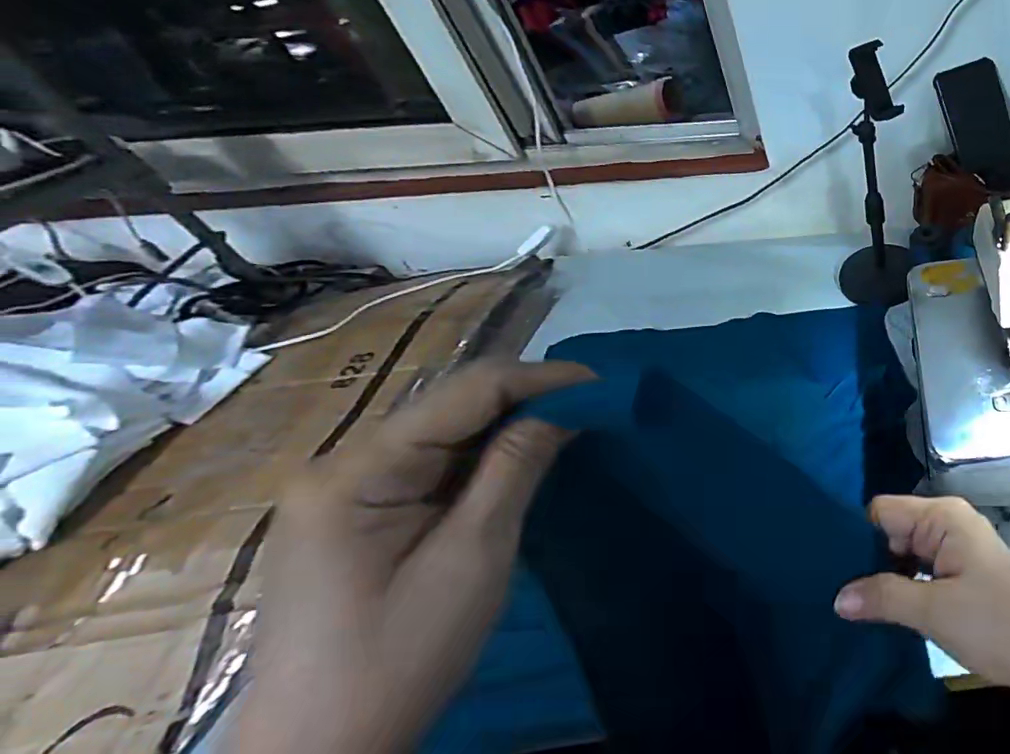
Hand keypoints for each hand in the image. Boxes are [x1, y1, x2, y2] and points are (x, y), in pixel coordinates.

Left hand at [227, 360, 595, 753]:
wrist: (321, 752)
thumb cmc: (398, 656)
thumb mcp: (473, 555)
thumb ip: (516, 467)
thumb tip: (567, 406)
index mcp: (356, 472)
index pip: (466, 392)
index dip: (540, 379)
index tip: (602, 385)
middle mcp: (343, 464)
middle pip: (453, 403)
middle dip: (529, 397)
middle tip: (594, 406)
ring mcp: (347, 488)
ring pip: (448, 428)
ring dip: (512, 423)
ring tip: (572, 424)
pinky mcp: (361, 511)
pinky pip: (436, 459)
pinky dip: (487, 453)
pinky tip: (524, 456)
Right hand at [833, 495, 1009, 692]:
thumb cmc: (994, 621)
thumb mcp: (934, 610)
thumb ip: (884, 597)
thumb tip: (837, 596)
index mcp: (943, 516)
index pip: (884, 510)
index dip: (857, 534)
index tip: (826, 563)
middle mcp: (948, 523)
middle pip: (892, 530)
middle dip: (866, 557)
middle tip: (830, 589)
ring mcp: (955, 547)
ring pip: (904, 552)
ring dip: (882, 575)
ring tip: (847, 603)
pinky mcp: (959, 571)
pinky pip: (919, 569)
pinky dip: (901, 586)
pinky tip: (880, 609)